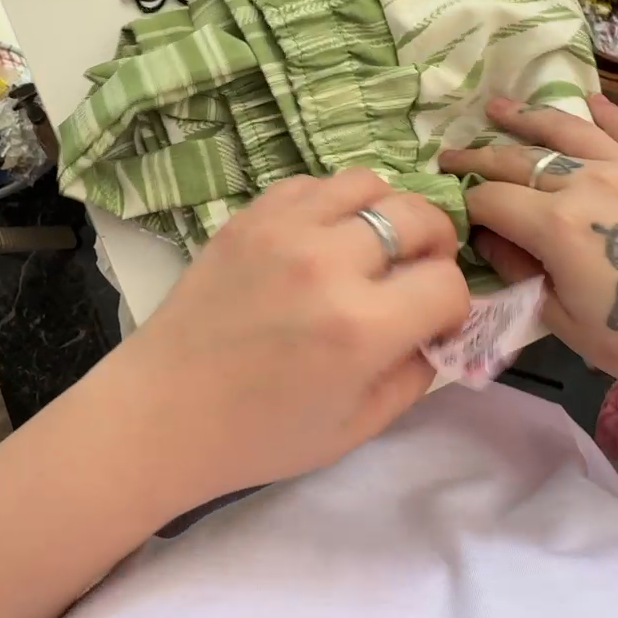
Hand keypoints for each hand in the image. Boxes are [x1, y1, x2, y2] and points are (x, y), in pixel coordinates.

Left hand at [109, 169, 470, 503]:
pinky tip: (322, 236)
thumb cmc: (260, 434)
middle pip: (418, 215)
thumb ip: (416, 373)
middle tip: (419, 270)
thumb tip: (440, 326)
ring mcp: (283, 229)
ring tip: (373, 243)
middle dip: (436, 244)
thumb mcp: (358, 426)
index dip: (453, 305)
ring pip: (367, 182)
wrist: (163, 410)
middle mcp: (327, 262)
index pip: (446, 282)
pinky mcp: (247, 216)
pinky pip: (310, 184)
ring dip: (386, 211)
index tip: (435, 321)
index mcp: (360, 326)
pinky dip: (331, 203)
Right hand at [438, 95, 617, 382]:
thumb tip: (489, 238)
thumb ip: (519, 271)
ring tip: (496, 107)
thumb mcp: (565, 321)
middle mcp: (588, 182)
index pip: (489, 199)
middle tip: (447, 153)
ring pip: (566, 130)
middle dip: (476, 156)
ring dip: (525, 117)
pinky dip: (606, 112)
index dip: (463, 203)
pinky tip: (587, 100)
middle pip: (517, 159)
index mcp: (556, 225)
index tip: (451, 209)